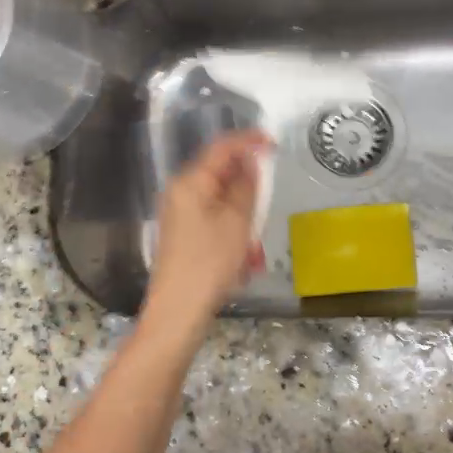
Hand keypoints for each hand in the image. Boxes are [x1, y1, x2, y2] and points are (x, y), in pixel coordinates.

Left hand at [144, 130, 270, 325]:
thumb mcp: (237, 222)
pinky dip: (234, 233)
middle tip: (267, 205)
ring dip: (244, 217)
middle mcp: (180, 193)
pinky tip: (244, 260)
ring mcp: (180, 215)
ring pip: (221, 202)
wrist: (178, 311)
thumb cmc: (209, 263)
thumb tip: (251, 162)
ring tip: (254, 247)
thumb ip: (246, 186)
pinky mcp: (184, 235)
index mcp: (190, 183)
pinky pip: (215, 222)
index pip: (222, 148)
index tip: (274, 143)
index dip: (249, 141)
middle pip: (221, 175)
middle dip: (248, 189)